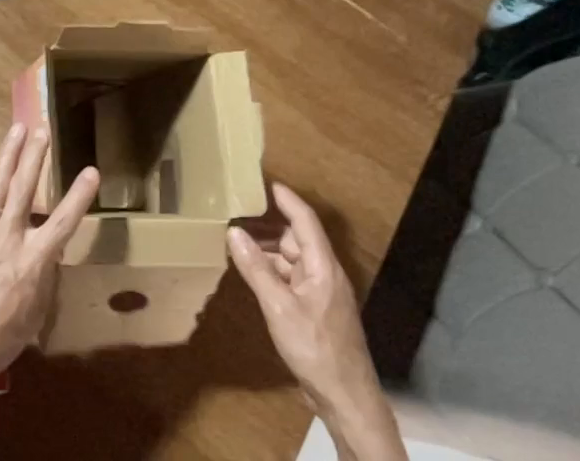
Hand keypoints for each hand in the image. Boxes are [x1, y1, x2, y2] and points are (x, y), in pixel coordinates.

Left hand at [0, 122, 99, 422]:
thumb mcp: (34, 314)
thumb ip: (44, 276)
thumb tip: (49, 251)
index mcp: (31, 263)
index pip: (62, 223)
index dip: (78, 197)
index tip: (91, 171)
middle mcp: (6, 240)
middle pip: (23, 190)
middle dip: (35, 157)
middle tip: (43, 129)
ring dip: (8, 155)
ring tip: (17, 129)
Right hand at [230, 183, 403, 460]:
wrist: (345, 396)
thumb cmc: (314, 347)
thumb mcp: (279, 306)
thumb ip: (256, 268)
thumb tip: (234, 232)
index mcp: (323, 267)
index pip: (305, 221)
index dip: (287, 200)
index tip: (265, 182)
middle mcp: (326, 274)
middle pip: (296, 239)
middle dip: (268, 227)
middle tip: (236, 215)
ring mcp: (322, 293)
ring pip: (292, 260)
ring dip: (267, 251)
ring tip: (237, 242)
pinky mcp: (316, 310)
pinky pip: (292, 279)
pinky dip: (272, 272)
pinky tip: (253, 275)